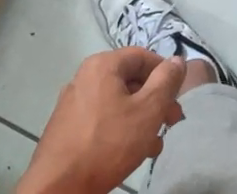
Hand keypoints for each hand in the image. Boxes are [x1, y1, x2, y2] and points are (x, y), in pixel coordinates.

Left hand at [17, 49, 186, 193]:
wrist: (58, 186)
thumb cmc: (107, 143)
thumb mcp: (147, 110)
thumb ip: (166, 82)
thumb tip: (177, 60)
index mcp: (102, 65)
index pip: (142, 56)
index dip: (165, 72)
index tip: (178, 97)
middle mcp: (85, 77)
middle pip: (130, 80)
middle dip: (155, 100)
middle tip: (171, 123)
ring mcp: (73, 102)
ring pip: (118, 102)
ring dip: (141, 119)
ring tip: (153, 145)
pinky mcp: (67, 127)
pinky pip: (102, 118)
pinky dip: (120, 129)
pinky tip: (131, 152)